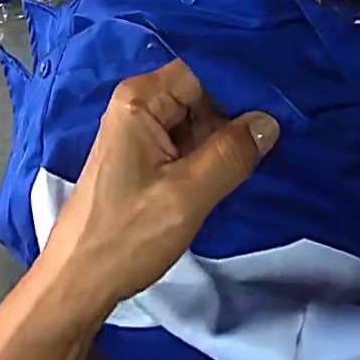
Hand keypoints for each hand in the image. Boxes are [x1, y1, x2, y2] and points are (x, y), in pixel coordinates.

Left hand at [36, 59, 280, 312]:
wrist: (75, 288)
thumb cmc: (124, 237)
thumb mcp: (186, 196)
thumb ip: (231, 154)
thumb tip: (271, 121)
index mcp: (142, 99)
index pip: (204, 70)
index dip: (242, 82)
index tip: (281, 95)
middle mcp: (141, 103)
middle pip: (204, 90)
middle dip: (240, 108)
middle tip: (283, 122)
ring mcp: (144, 128)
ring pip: (201, 116)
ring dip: (230, 131)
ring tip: (271, 138)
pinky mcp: (149, 152)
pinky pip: (192, 137)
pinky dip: (216, 148)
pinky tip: (245, 157)